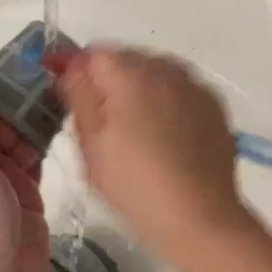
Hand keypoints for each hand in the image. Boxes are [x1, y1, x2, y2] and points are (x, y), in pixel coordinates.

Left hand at [0, 86, 50, 271]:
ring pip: (18, 135)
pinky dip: (46, 140)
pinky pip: (36, 156)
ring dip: (34, 116)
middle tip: (51, 72)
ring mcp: (0, 177)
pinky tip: (63, 119)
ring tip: (62, 89)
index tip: (18, 61)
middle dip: (17, 98)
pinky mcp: (27, 192)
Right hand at [45, 45, 247, 255]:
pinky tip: (159, 134)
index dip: (70, 66)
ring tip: (127, 126)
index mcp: (129, 75)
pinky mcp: (214, 107)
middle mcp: (166, 69)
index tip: (57, 85)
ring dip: (135, 88)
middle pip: (124, 58)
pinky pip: (178, 90)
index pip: (90, 53)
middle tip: (92, 115)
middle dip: (104, 78)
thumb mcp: (90, 145)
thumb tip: (71, 68)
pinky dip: (163, 101)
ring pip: (153, 72)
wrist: (199, 218)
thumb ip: (78, 96)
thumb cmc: (133, 185)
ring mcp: (195, 86)